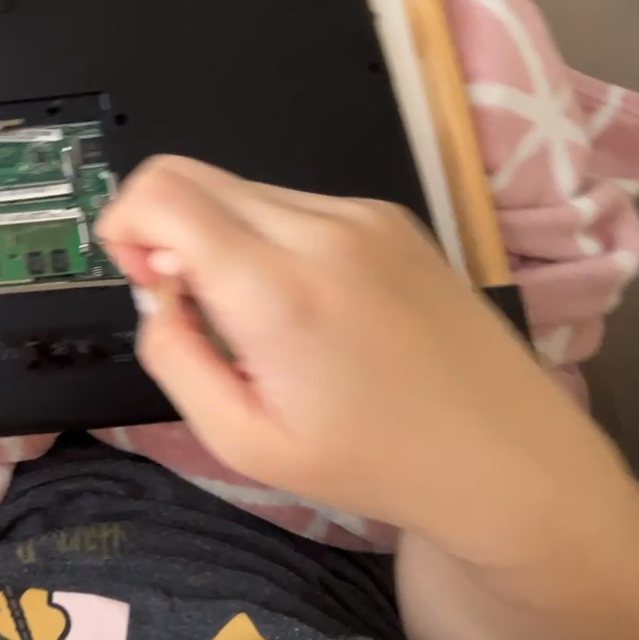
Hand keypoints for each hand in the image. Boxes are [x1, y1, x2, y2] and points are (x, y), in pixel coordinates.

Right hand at [94, 156, 633, 560]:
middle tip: (180, 294)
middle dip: (153, 225)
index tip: (140, 275)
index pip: (159, 195)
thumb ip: (171, 353)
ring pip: (230, 187)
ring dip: (207, 234)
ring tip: (245, 308)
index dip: (122, 224)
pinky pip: (282, 202)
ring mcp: (360, 216)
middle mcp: (319, 230)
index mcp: (277, 290)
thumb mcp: (238, 439)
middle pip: (183, 174)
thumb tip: (155, 288)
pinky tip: (291, 296)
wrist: (516, 465)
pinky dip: (254, 236)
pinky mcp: (386, 217)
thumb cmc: (373, 463)